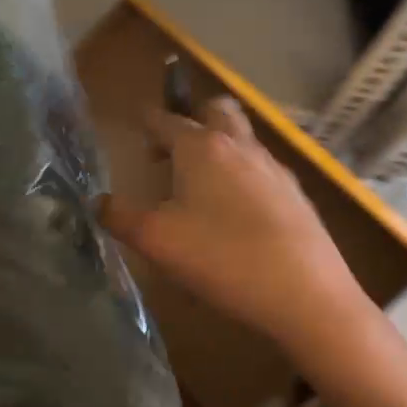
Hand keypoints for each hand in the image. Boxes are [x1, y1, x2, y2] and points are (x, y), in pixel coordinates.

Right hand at [102, 98, 369, 350]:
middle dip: (192, 117)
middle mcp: (239, 146)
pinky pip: (262, 171)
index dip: (145, 120)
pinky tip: (235, 216)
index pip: (165, 118)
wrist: (309, 297)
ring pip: (243, 139)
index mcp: (201, 147)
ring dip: (218, 148)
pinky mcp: (298, 197)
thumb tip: (97, 202)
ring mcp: (274, 169)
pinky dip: (242, 177)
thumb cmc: (222, 258)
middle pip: (216, 109)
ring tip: (199, 187)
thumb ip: (119, 217)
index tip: (133, 124)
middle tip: (171, 148)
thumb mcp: (155, 241)